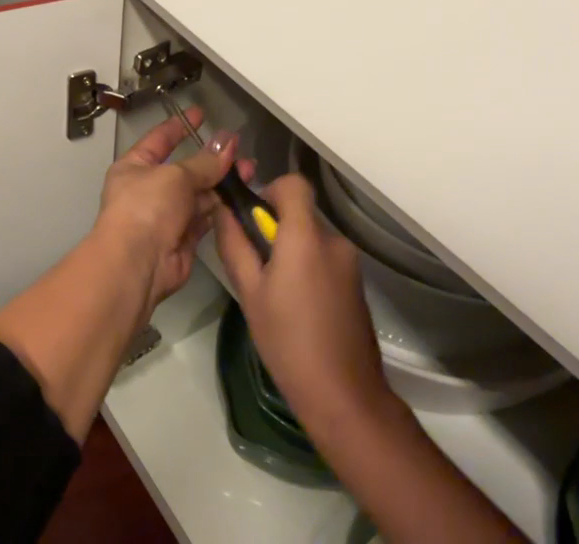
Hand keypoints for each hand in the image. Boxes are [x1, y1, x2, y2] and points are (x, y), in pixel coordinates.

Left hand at [97, 107, 253, 306]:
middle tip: (240, 149)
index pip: (158, 140)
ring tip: (250, 169)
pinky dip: (222, 208)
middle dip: (212, 160)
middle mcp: (149, 189)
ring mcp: (166, 215)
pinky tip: (243, 196)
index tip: (201, 114)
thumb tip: (227, 142)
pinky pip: (205, 217)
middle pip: (185, 169)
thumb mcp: (175, 176)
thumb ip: (204, 162)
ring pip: (199, 194)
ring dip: (222, 183)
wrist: (137, 263)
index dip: (179, 126)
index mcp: (134, 167)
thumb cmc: (146, 208)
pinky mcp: (183, 238)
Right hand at [213, 174, 395, 430]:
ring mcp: (350, 264)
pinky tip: (295, 308)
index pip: (294, 184)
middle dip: (274, 230)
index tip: (252, 220)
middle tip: (254, 268)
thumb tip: (222, 210)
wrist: (343, 393)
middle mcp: (333, 241)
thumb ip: (234, 244)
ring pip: (311, 239)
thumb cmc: (287, 340)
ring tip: (273, 294)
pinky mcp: (356, 284)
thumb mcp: (249, 292)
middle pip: (300, 213)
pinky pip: (324, 260)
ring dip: (290, 252)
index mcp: (305, 237)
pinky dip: (307, 270)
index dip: (270, 191)